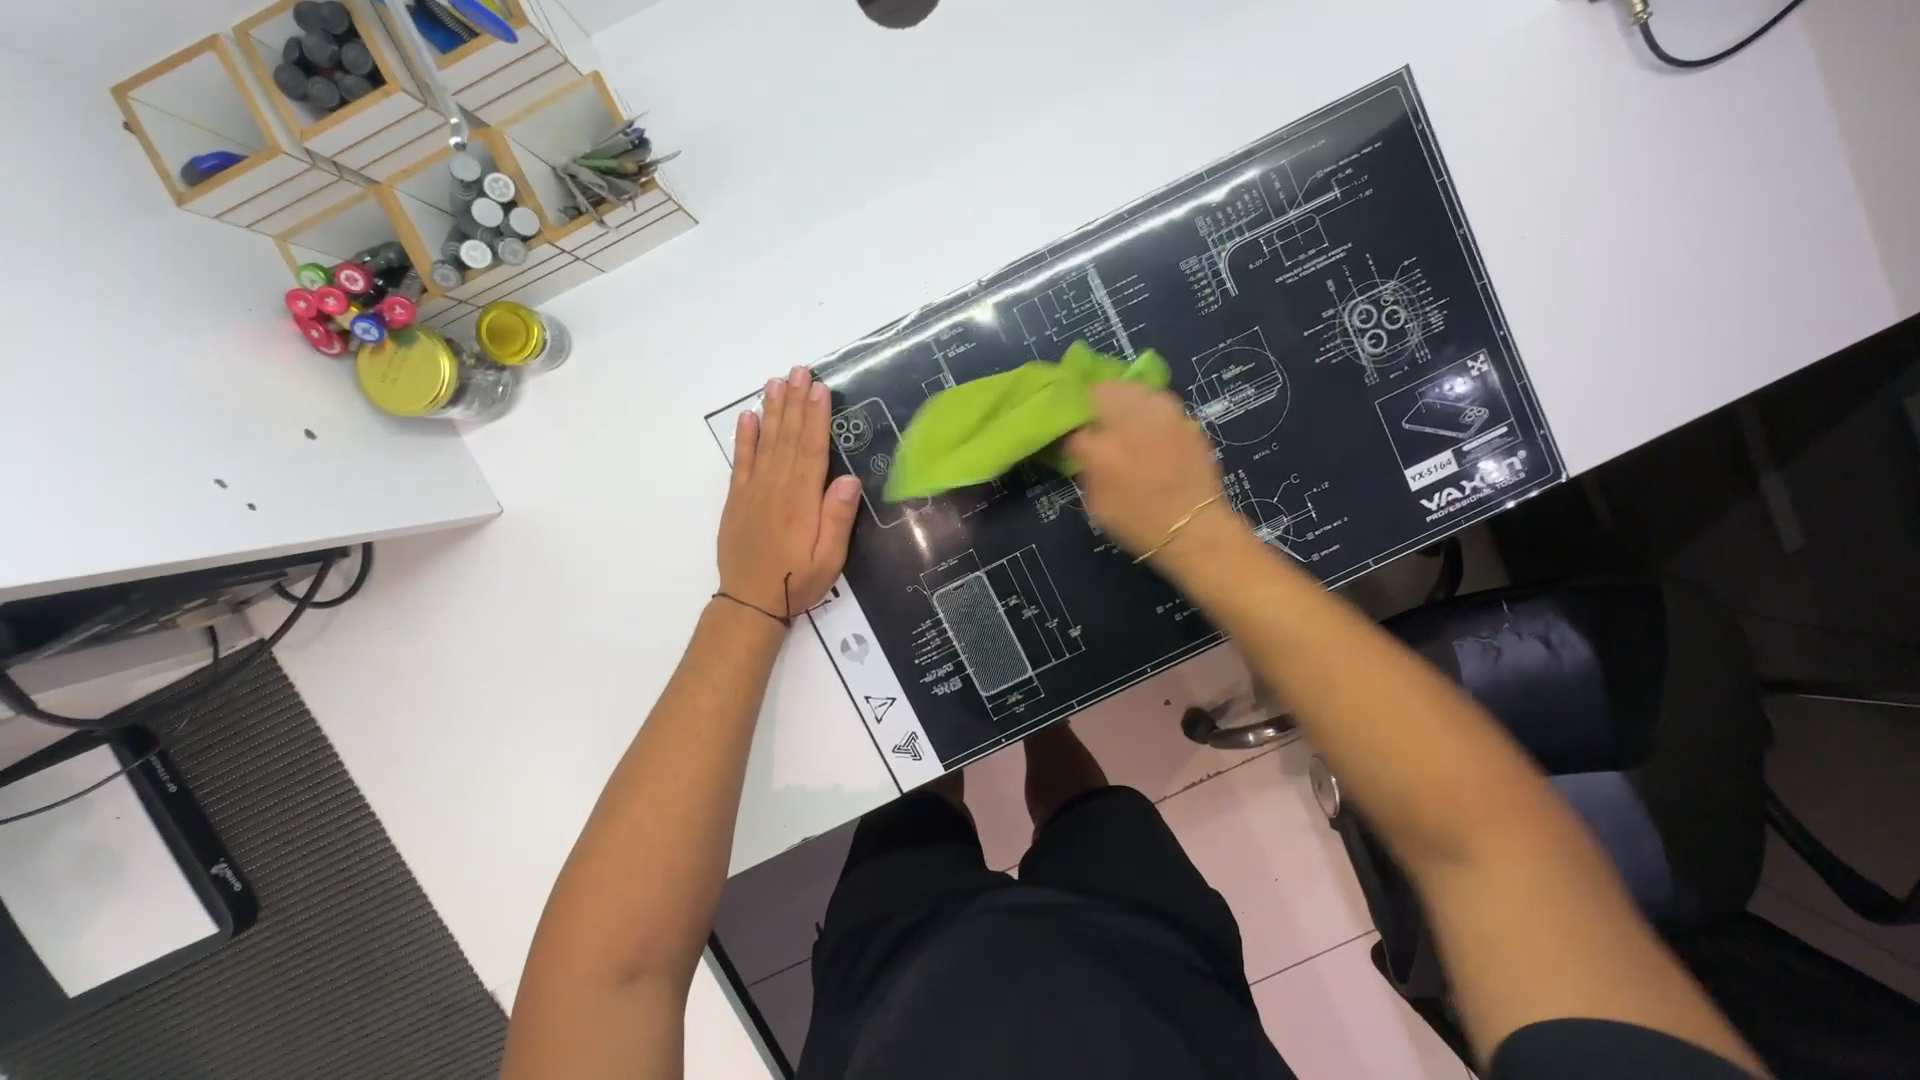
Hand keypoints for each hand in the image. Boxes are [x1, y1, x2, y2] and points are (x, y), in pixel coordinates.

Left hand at [717, 367, 862, 620]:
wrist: (749, 602)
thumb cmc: (796, 581)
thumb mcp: (829, 558)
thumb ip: (837, 518)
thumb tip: (849, 479)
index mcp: (801, 500)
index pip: (811, 450)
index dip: (816, 417)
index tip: (820, 388)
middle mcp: (776, 488)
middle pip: (787, 437)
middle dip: (795, 402)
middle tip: (800, 370)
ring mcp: (753, 491)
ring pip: (765, 442)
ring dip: (772, 410)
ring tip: (777, 382)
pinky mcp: (737, 500)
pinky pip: (741, 462)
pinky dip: (744, 438)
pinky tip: (748, 417)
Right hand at [1063, 381, 1235, 559]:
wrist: (1194, 530)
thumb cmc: (1139, 524)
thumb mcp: (1096, 504)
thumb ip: (1085, 468)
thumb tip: (1080, 447)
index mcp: (1102, 450)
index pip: (1072, 422)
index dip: (1067, 427)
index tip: (1068, 435)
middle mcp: (1131, 423)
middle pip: (1101, 390)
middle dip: (1090, 401)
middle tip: (1090, 418)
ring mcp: (1162, 416)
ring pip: (1130, 387)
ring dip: (1118, 397)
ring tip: (1117, 415)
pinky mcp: (1184, 418)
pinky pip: (1155, 399)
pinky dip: (1144, 405)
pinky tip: (1144, 424)